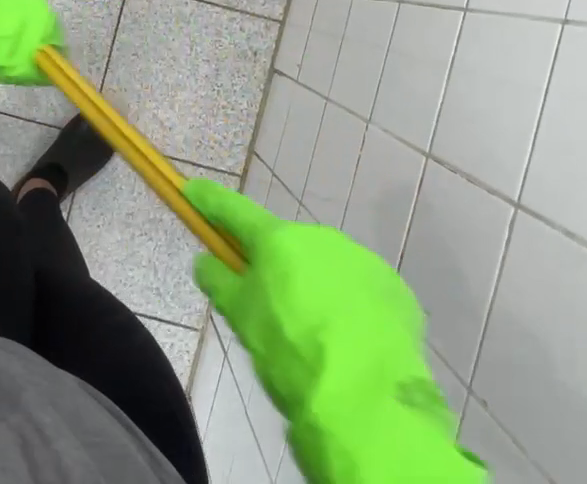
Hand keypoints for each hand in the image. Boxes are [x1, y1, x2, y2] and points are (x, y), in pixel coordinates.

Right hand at [186, 179, 483, 483]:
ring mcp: (361, 260)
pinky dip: (348, 307)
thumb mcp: (242, 320)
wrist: (365, 397)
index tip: (192, 189)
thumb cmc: (290, 352)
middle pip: (286, 246)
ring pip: (325, 268)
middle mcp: (321, 238)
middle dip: (275, 267)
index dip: (212, 202)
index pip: (235, 213)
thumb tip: (205, 261)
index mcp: (279, 241)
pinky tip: (347, 342)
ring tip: (314, 336)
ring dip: (314, 288)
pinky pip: (359, 291)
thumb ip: (221, 283)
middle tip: (267, 306)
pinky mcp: (394, 289)